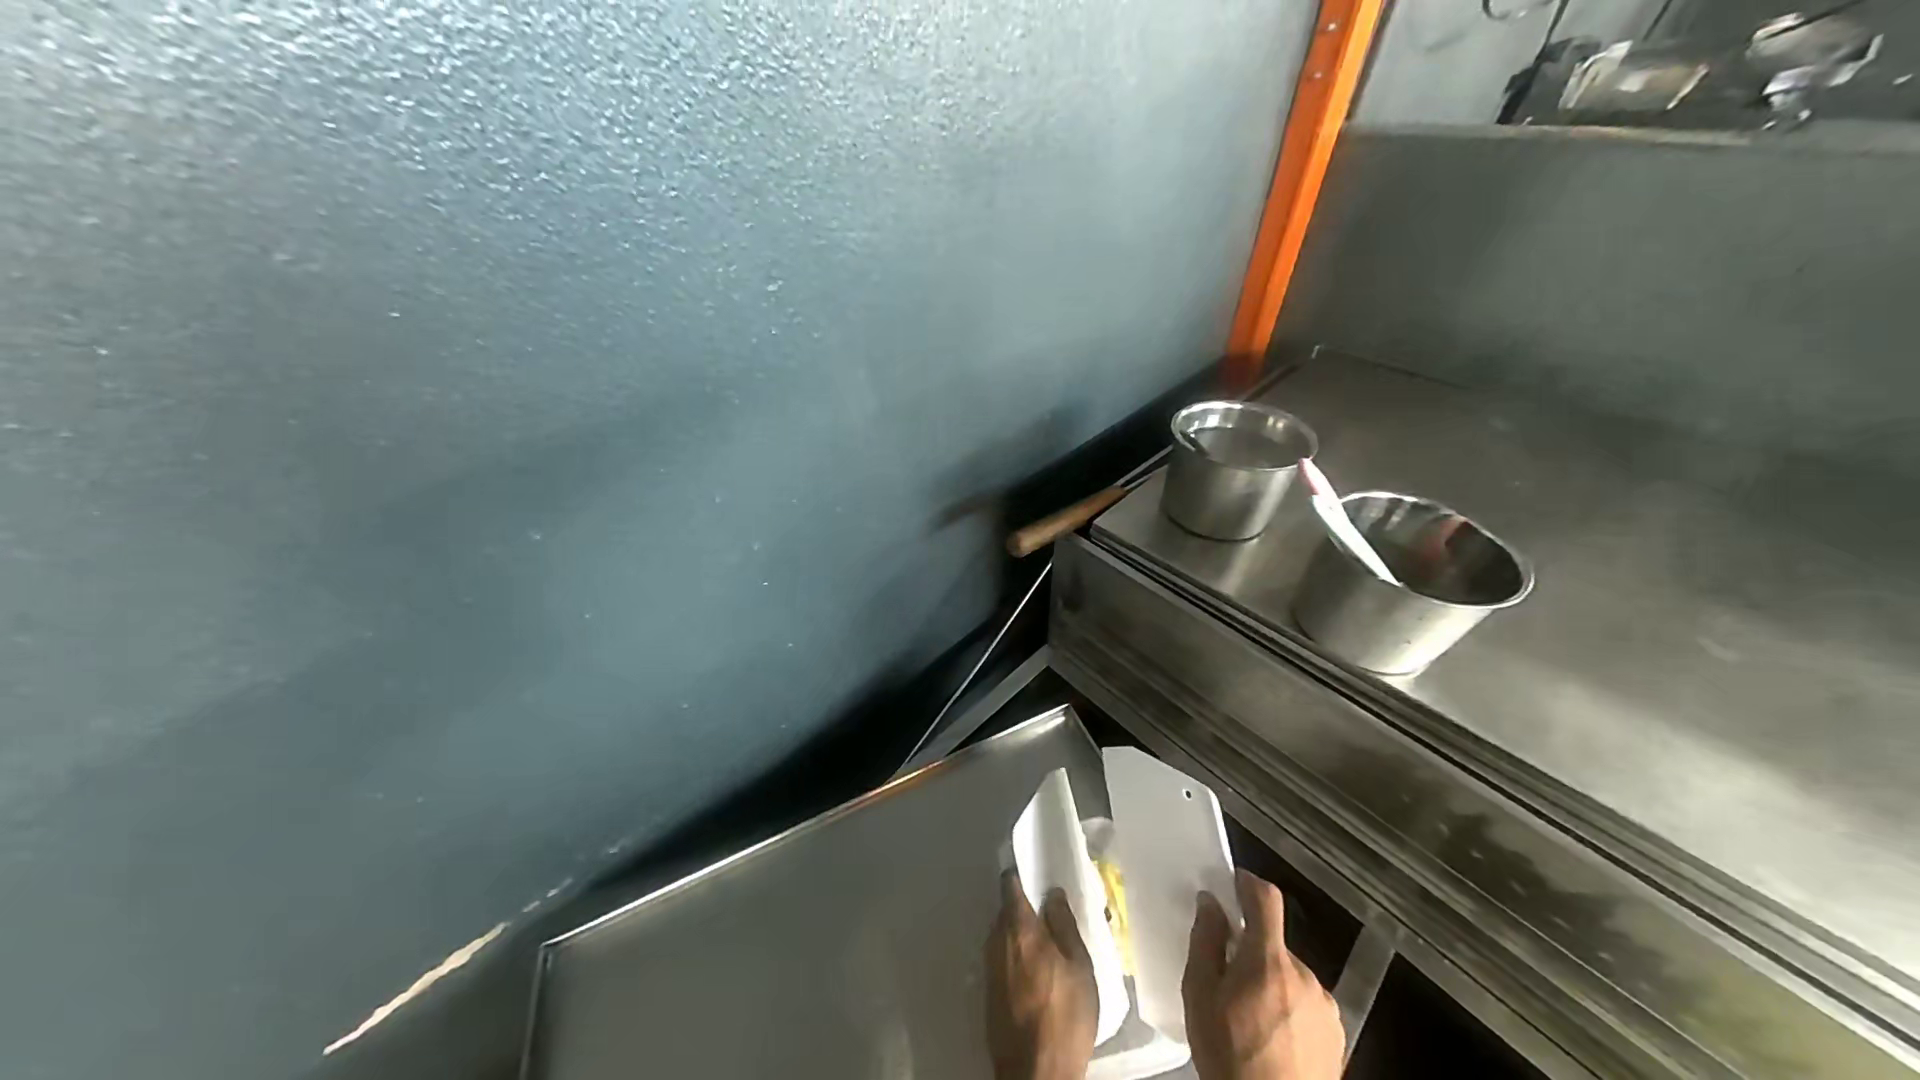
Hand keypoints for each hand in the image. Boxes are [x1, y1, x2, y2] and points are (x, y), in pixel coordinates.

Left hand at [983, 868, 1097, 1079]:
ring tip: (1051, 944)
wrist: (1034, 1072)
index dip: (1023, 873)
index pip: (1009, 883)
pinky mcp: (988, 988)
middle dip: (1027, 906)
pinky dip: (1018, 954)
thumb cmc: (1064, 1015)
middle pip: (1007, 908)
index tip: (1040, 874)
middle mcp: (996, 939)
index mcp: (1017, 927)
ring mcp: (988, 964)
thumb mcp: (1079, 966)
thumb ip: (1063, 924)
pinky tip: (1039, 970)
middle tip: (1054, 914)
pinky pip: (1003, 956)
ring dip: (1023, 932)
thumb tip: (1052, 893)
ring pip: (1005, 933)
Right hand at [1183, 870, 1343, 1079]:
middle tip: (1227, 979)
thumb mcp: (1199, 995)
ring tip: (1249, 1018)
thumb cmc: (1228, 1055)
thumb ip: (1205, 942)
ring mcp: (1326, 1007)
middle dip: (1251, 951)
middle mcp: (1305, 975)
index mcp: (1269, 960)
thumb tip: (1211, 903)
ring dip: (1271, 981)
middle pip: (1274, 943)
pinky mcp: (1337, 1036)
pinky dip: (1289, 1007)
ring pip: (1290, 975)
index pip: (1266, 899)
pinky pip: (1307, 1003)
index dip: (1249, 884)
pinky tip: (1273, 1038)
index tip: (1233, 883)